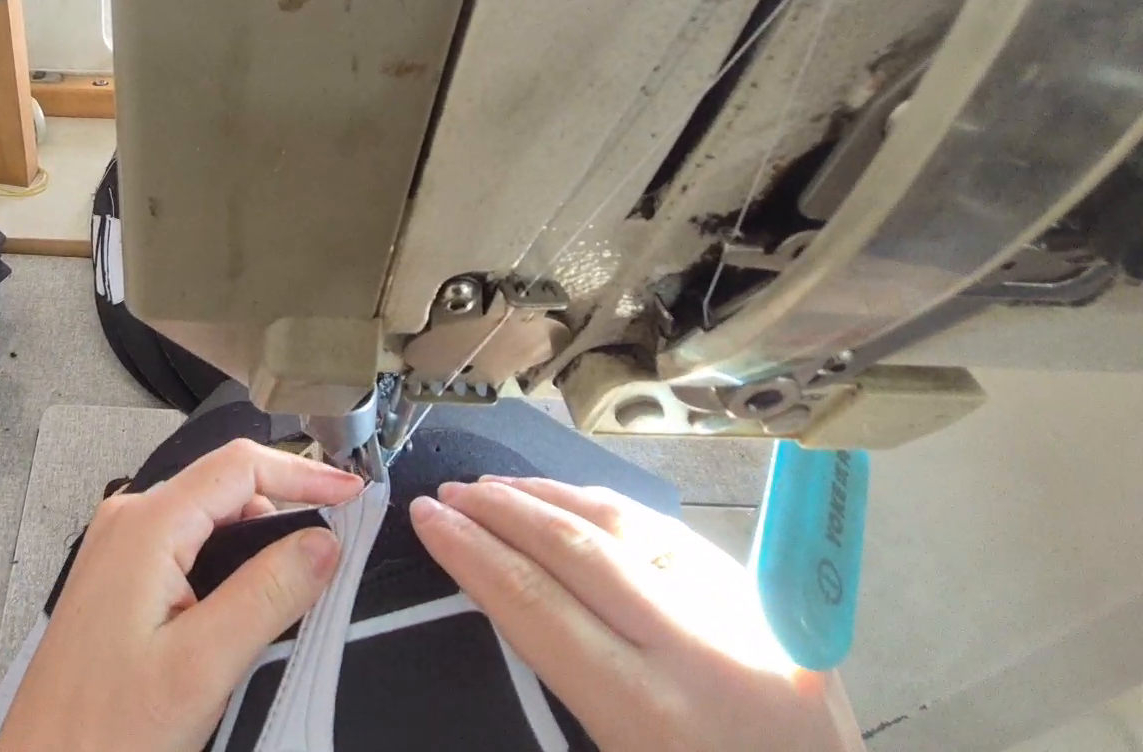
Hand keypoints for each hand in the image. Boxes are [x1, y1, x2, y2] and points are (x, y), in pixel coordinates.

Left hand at [0, 439, 364, 751]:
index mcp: (146, 527)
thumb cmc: (98, 733)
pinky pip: (191, 547)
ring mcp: (123, 549)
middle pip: (226, 488)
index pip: (238, 467)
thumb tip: (320, 543)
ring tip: (291, 594)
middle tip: (331, 551)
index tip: (349, 490)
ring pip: (211, 519)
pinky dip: (230, 565)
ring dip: (258, 545)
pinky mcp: (125, 576)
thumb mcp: (200, 667)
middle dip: (284, 511)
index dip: (302, 472)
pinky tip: (246, 607)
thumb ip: (268, 595)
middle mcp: (130, 524)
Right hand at [412, 477, 863, 751]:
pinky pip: (673, 533)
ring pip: (626, 524)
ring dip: (547, 497)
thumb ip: (559, 676)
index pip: (534, 602)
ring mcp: (750, 618)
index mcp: (655, 717)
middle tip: (448, 492)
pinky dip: (607, 507)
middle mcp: (705, 654)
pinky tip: (572, 501)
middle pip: (575, 548)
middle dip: (498, 511)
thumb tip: (496, 584)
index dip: (469, 551)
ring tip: (494, 487)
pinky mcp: (780, 604)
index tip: (425, 518)